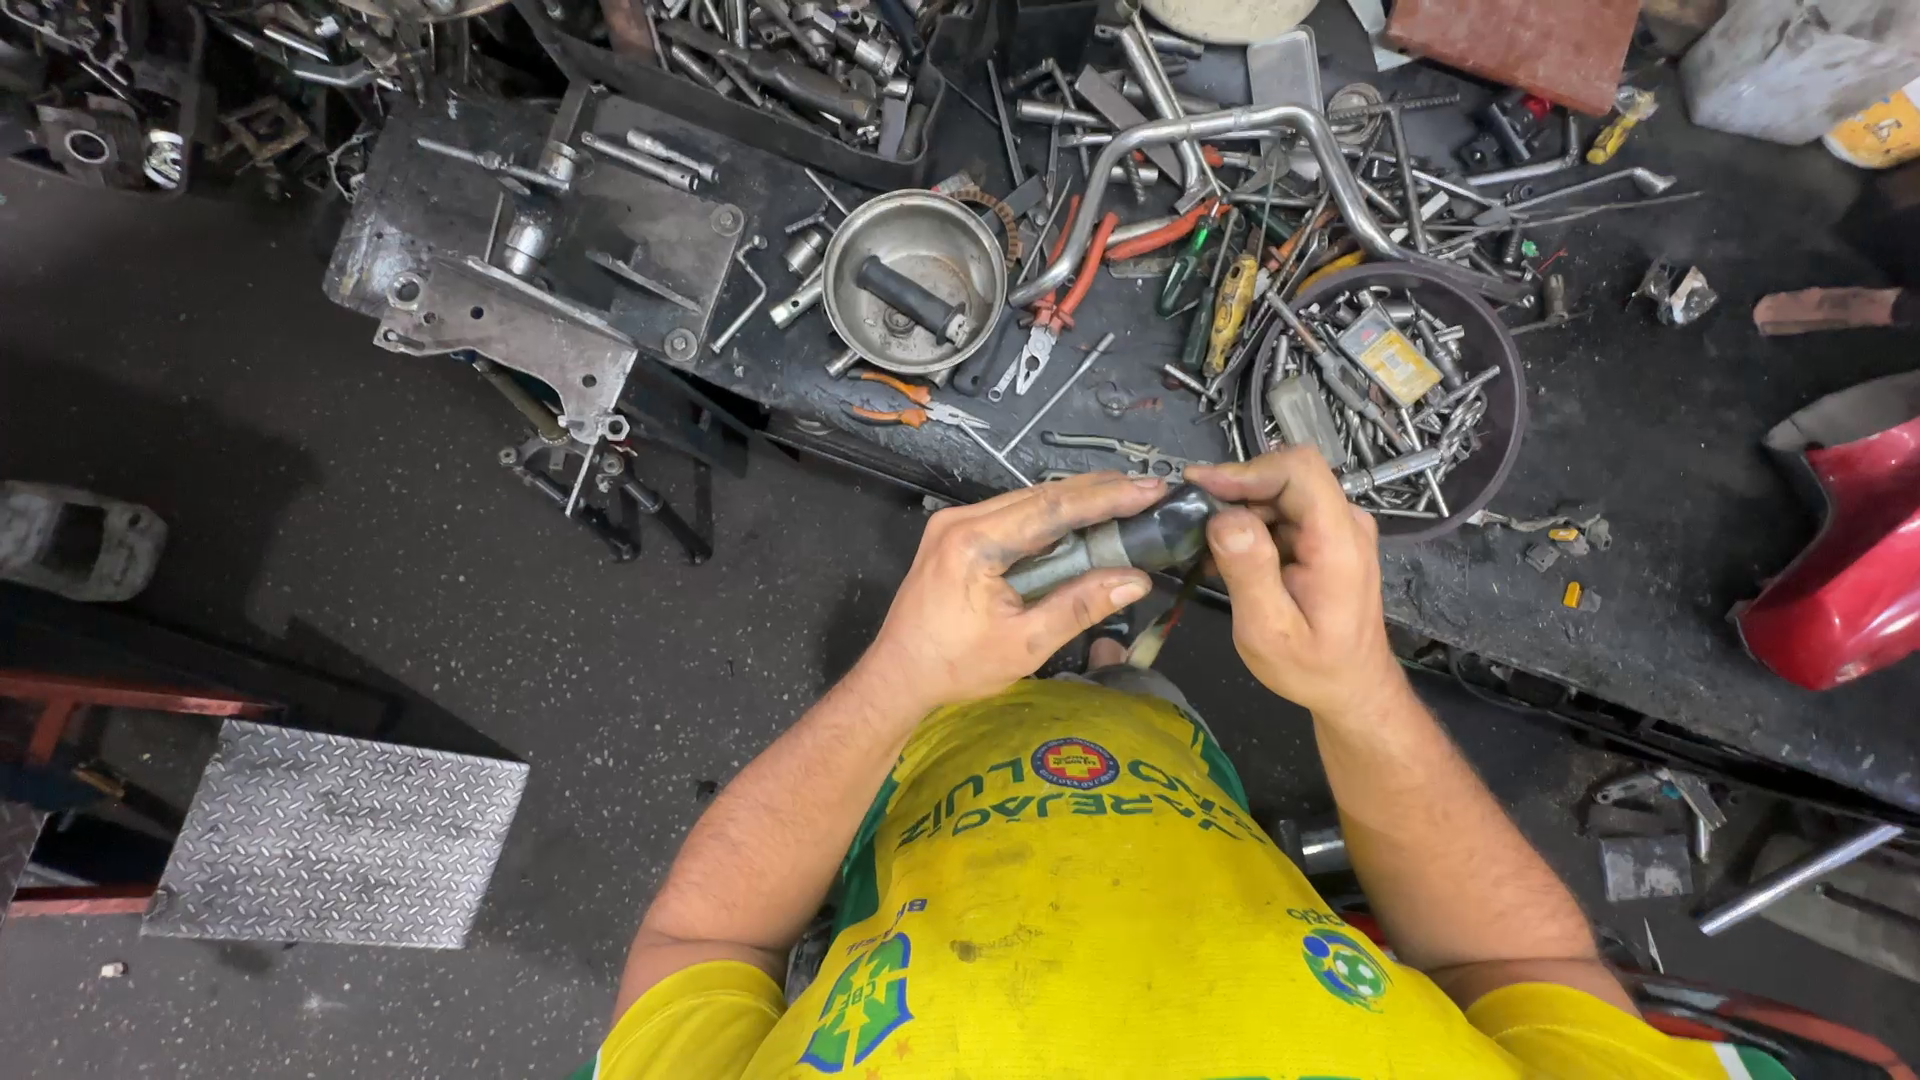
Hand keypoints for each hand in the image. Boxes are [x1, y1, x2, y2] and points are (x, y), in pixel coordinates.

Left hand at [851, 472, 1165, 716]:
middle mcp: (961, 520)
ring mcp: (954, 523)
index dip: (1106, 497)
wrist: (898, 675)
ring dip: (1075, 502)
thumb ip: (1079, 607)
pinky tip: (1079, 519)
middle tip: (1148, 489)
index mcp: (974, 542)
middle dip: (1097, 492)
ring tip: (1125, 499)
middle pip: (1039, 495)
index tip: (1150, 488)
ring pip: (1026, 501)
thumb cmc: (957, 667)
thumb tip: (1135, 581)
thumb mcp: (1025, 644)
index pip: (1051, 508)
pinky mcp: (955, 534)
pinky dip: (1049, 516)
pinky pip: (1011, 515)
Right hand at [1184, 449, 1406, 719]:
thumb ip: (1249, 571)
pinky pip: (1281, 513)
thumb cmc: (1312, 668)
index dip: (1246, 471)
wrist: (1352, 688)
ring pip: (1278, 493)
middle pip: (1285, 476)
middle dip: (1233, 492)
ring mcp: (1336, 529)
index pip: (1297, 470)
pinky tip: (1224, 556)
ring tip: (1202, 546)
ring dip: (1236, 511)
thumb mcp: (1268, 630)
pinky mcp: (1323, 538)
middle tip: (1190, 521)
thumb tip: (1224, 518)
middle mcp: (1343, 523)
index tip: (1200, 489)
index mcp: (1337, 541)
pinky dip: (1248, 526)